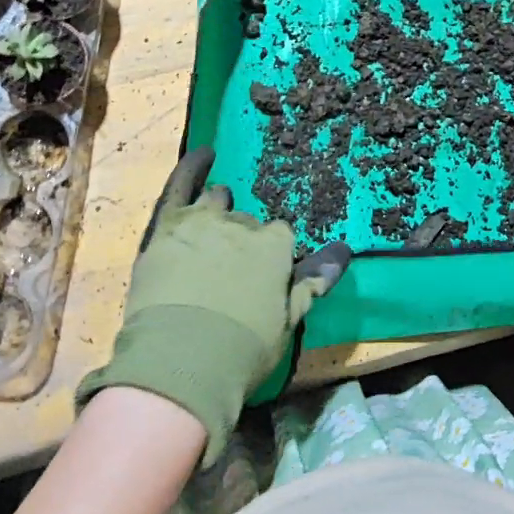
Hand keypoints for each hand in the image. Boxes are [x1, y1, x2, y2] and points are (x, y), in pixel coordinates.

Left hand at [78, 152, 334, 465]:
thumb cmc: (242, 348)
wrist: (182, 359)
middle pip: (246, 221)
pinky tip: (203, 154)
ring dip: (219, 209)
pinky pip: (181, 185)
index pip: (280, 236)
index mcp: (274, 247)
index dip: (272, 255)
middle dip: (243, 238)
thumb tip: (344, 252)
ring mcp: (203, 220)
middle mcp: (242, 225)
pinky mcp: (168, 225)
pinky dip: (192, 167)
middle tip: (233, 266)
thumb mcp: (287, 321)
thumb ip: (312, 282)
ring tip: (214, 224)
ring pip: (217, 200)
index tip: (264, 275)